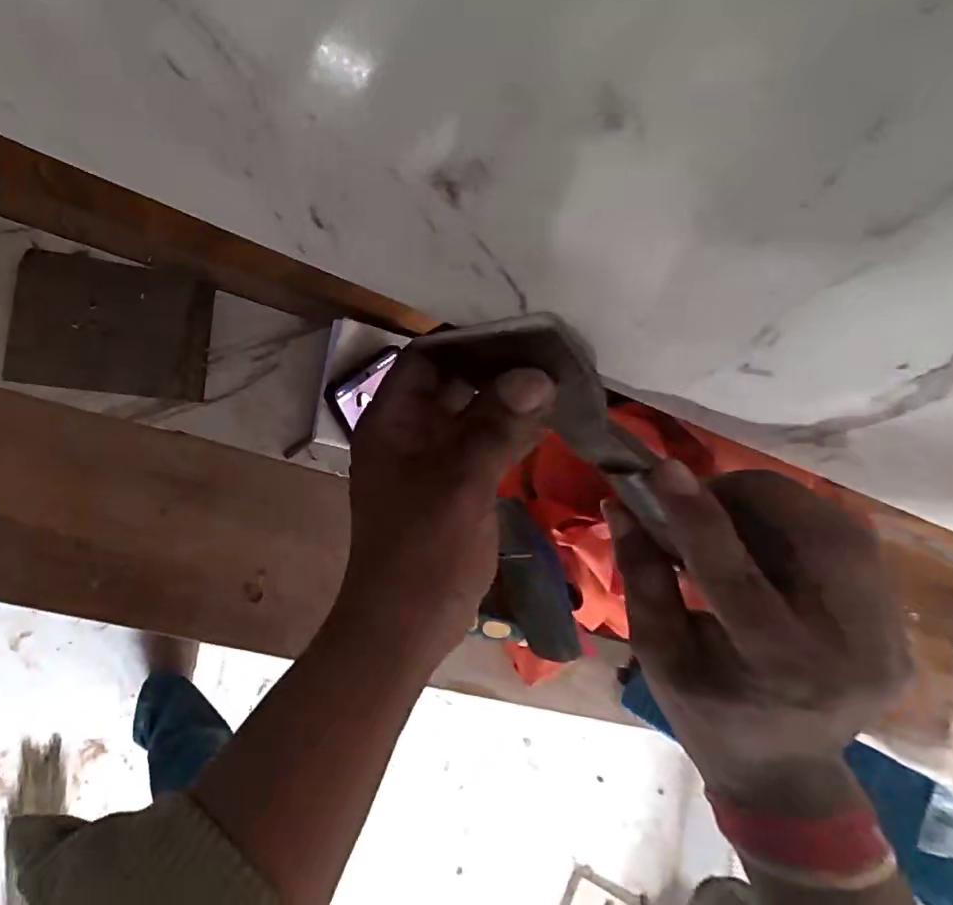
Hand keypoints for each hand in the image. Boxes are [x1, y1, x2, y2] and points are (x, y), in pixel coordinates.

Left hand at [337, 352, 553, 660]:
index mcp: (390, 421)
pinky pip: (479, 445)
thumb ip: (495, 425)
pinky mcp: (450, 485)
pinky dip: (508, 432)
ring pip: (468, 414)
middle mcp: (406, 432)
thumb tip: (536, 373)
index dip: (465, 341)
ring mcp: (428, 460)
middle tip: (553, 351)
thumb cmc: (422, 549)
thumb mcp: (460, 482)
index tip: (519, 330)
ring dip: (506, 399)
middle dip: (495, 368)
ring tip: (561, 378)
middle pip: (449, 384)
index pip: (423, 359)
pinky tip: (549, 422)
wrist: (404, 622)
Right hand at [608, 466, 912, 814]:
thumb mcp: (655, 648)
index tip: (661, 466)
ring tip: (727, 507)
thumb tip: (619, 505)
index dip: (695, 513)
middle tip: (698, 491)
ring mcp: (890, 639)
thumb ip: (641, 573)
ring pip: (846, 533)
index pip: (734, 573)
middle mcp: (850, 648)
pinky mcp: (900, 627)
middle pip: (820, 540)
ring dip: (779, 502)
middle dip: (753, 494)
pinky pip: (854, 547)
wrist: (784, 767)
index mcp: (776, 665)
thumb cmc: (703, 710)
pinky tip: (762, 532)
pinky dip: (801, 522)